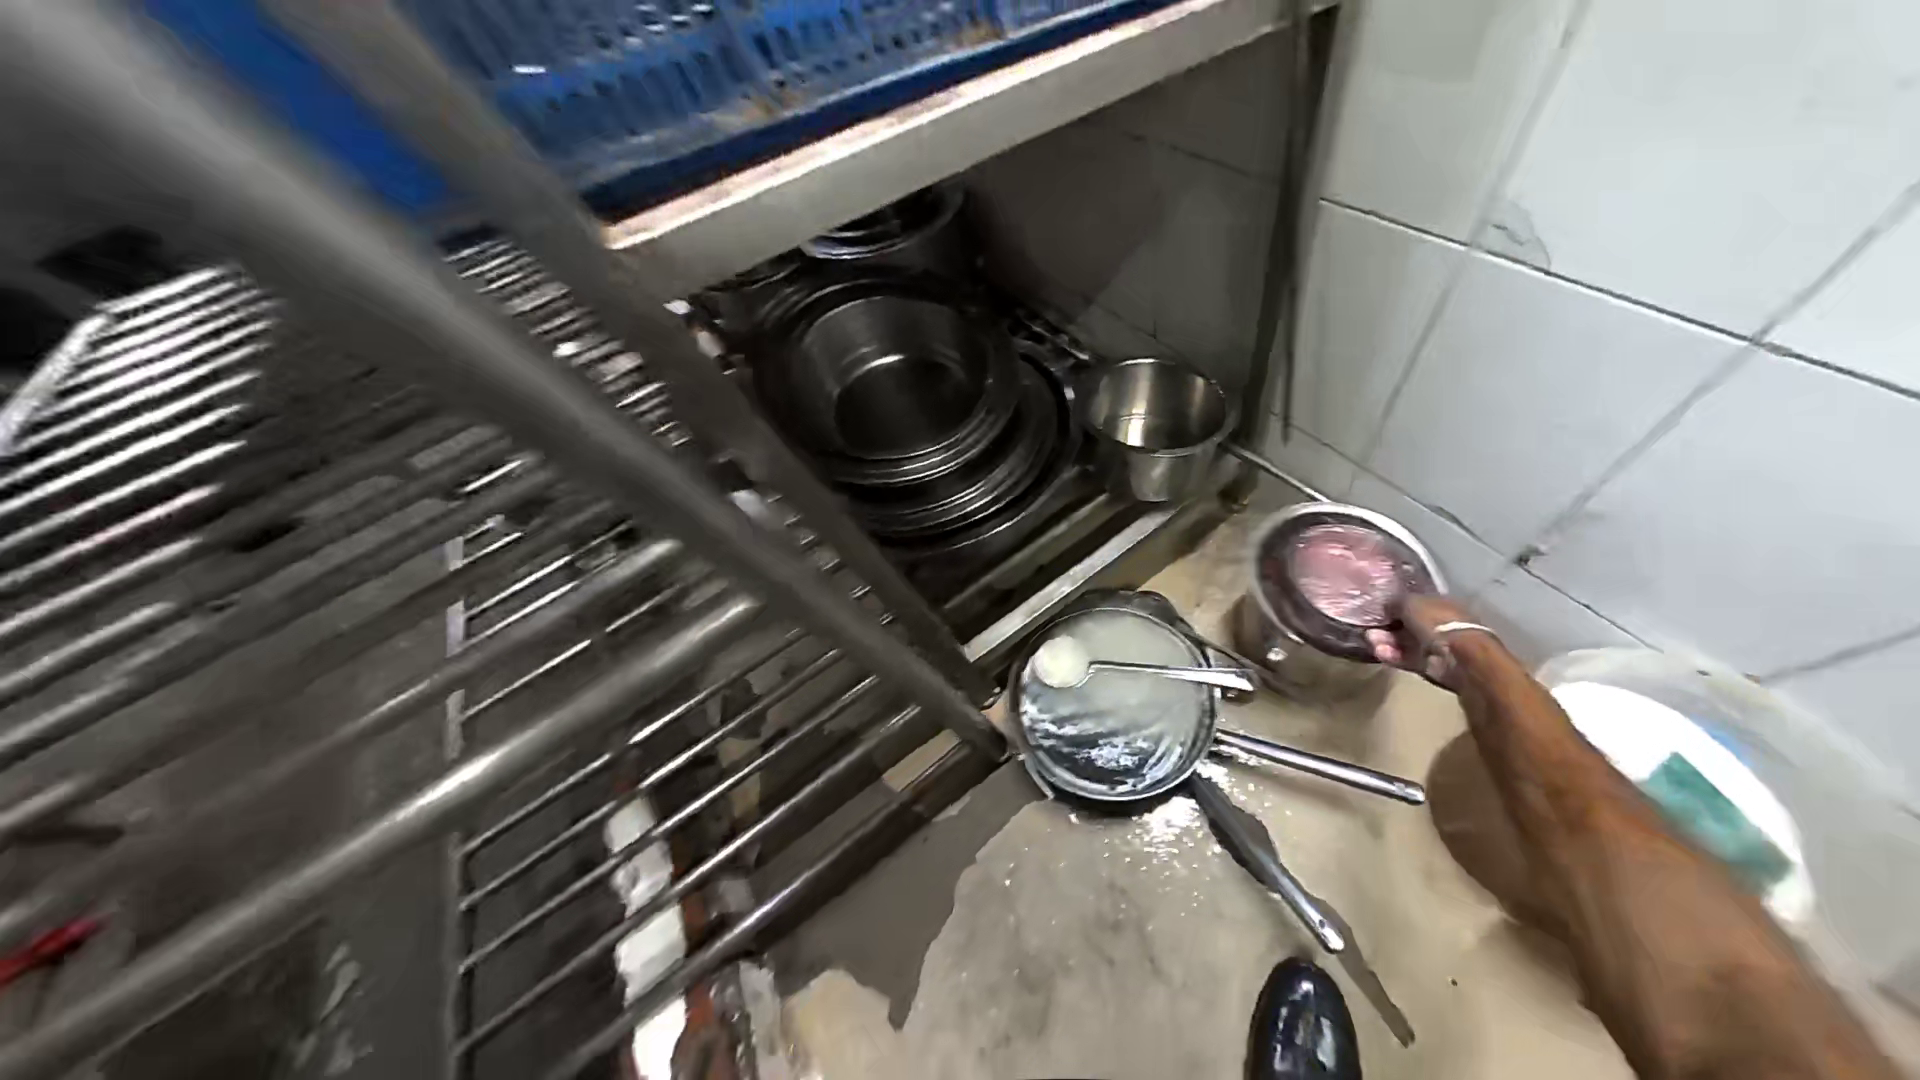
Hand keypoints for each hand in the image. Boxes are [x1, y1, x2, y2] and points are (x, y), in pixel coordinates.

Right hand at [1365, 593, 1475, 687]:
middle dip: (1387, 627)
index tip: (1377, 610)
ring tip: (1371, 640)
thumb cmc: (1435, 620)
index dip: (1394, 606)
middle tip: (1369, 628)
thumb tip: (1385, 607)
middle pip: (1406, 625)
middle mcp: (1439, 624)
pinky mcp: (1430, 665)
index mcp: (1441, 604)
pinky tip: (1380, 652)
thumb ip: (1394, 603)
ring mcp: (1435, 646)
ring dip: (1386, 641)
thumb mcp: (1409, 602)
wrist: (1457, 655)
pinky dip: (1392, 655)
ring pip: (1404, 643)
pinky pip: (1406, 658)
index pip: (1415, 604)